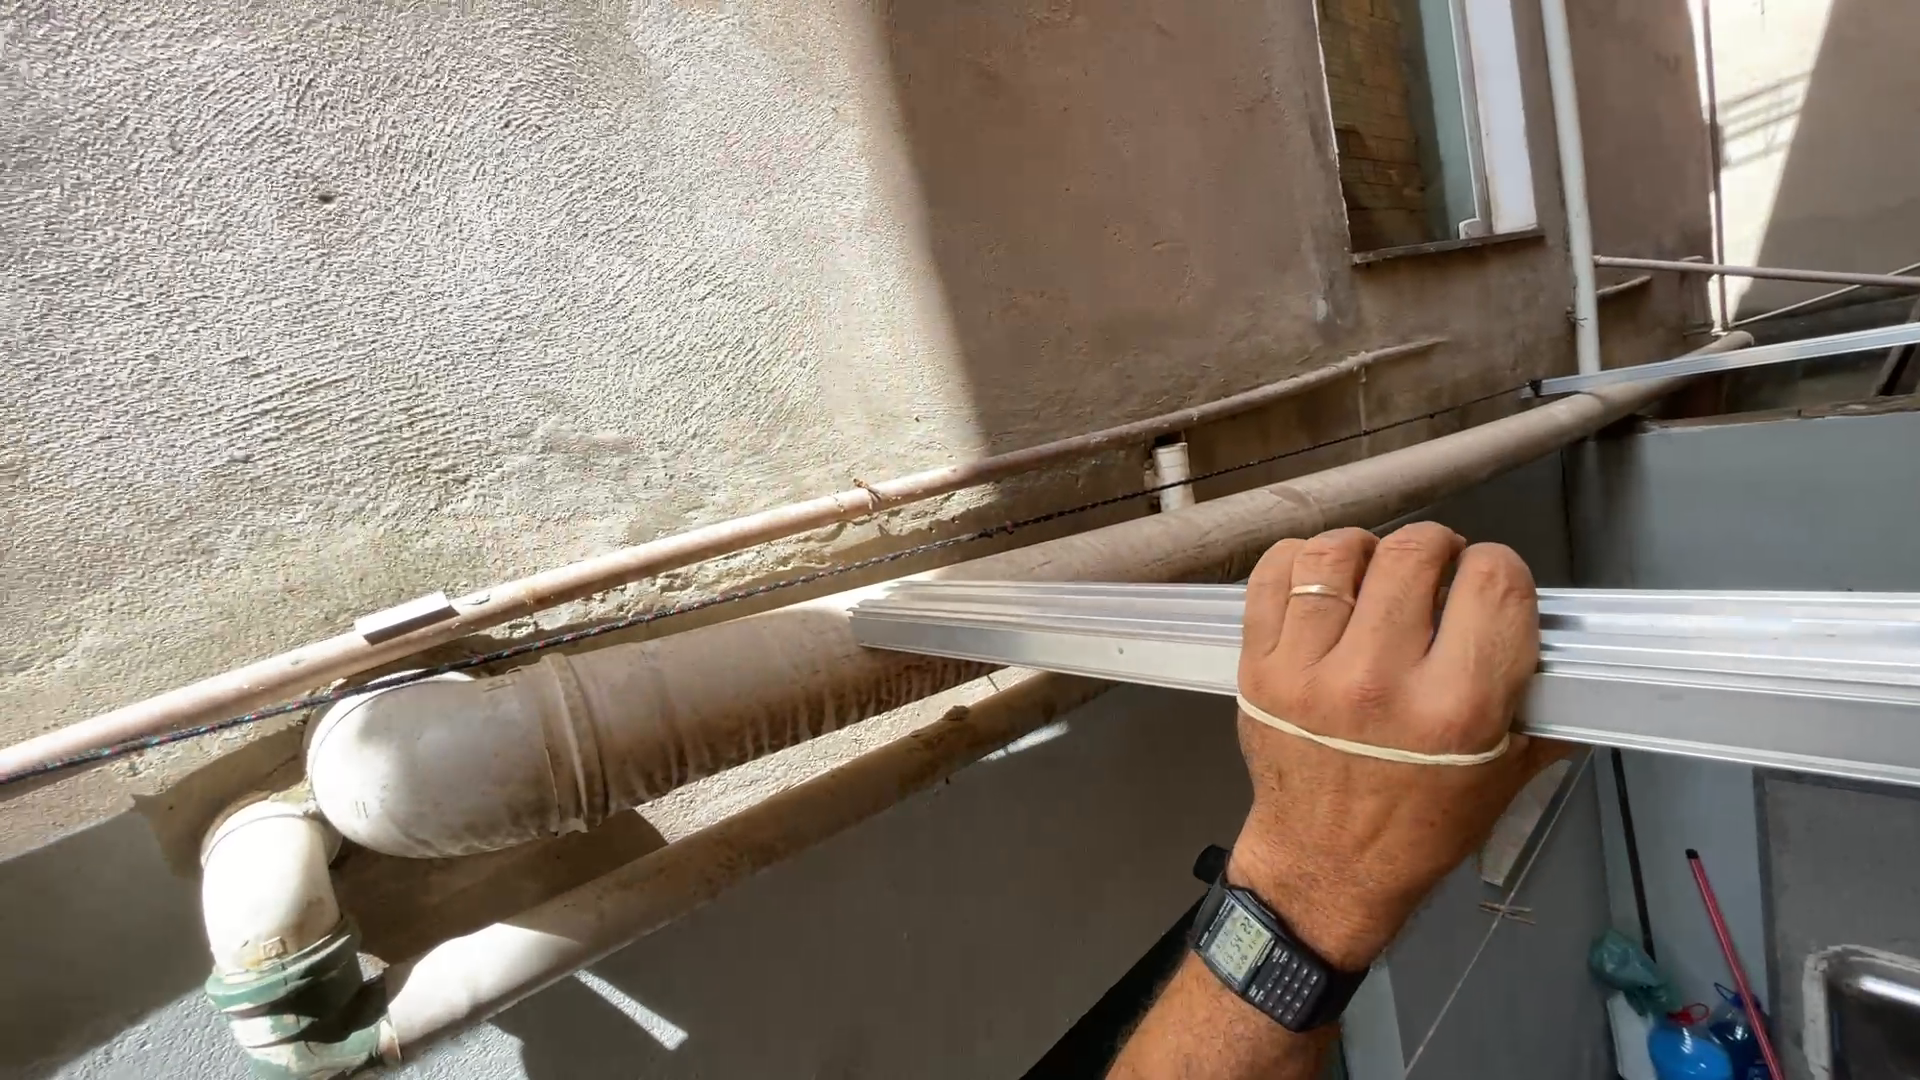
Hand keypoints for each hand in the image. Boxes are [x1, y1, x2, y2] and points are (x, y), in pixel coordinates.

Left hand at [1228, 523, 1565, 970]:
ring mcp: (1305, 669)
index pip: (1492, 584)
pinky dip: (1297, 560)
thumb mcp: (1509, 771)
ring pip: (1332, 556)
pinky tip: (1318, 575)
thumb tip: (1556, 629)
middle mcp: (1376, 679)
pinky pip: (1270, 578)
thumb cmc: (1423, 820)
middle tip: (1431, 566)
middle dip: (1433, 546)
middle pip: (1409, 554)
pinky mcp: (1257, 665)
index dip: (1497, 566)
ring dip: (1362, 546)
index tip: (1485, 578)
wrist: (1326, 858)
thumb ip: (1540, 698)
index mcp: (1455, 707)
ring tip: (1372, 565)